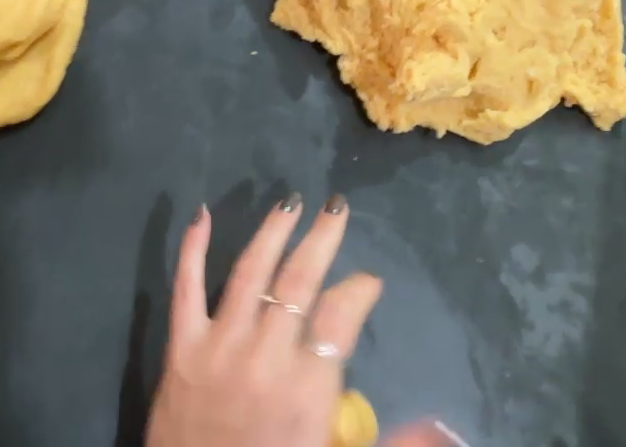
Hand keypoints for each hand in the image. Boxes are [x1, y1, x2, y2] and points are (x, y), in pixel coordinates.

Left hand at [146, 193, 383, 446]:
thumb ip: (394, 442)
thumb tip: (445, 426)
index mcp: (308, 389)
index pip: (339, 317)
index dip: (358, 290)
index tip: (369, 278)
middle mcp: (265, 356)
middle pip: (297, 281)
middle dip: (321, 239)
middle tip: (336, 205)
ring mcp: (219, 346)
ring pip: (249, 273)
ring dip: (272, 233)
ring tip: (290, 203)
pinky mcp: (181, 348)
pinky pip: (185, 288)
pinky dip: (192, 249)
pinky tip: (202, 214)